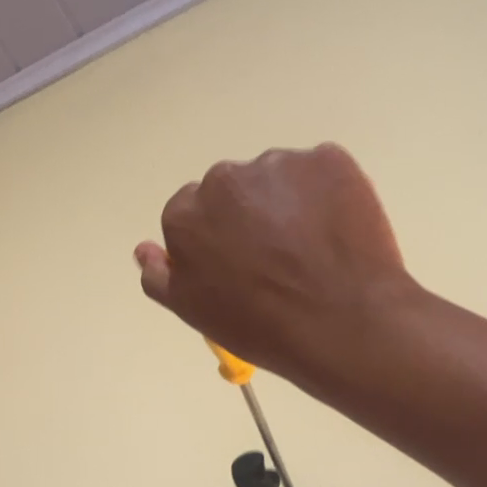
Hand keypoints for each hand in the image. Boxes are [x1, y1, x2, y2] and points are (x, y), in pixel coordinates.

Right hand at [135, 143, 418, 387]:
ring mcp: (279, 164)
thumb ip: (161, 276)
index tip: (239, 266)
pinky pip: (320, 173)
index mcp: (186, 215)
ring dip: (286, 202)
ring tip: (310, 249)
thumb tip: (144, 249)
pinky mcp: (328, 160)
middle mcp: (225, 179)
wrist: (342, 323)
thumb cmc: (260, 326)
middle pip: (230, 191)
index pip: (190, 214)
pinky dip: (326, 193)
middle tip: (276, 259)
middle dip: (248, 215)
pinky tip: (337, 231)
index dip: (216, 241)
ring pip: (276, 179)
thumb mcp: (195, 312)